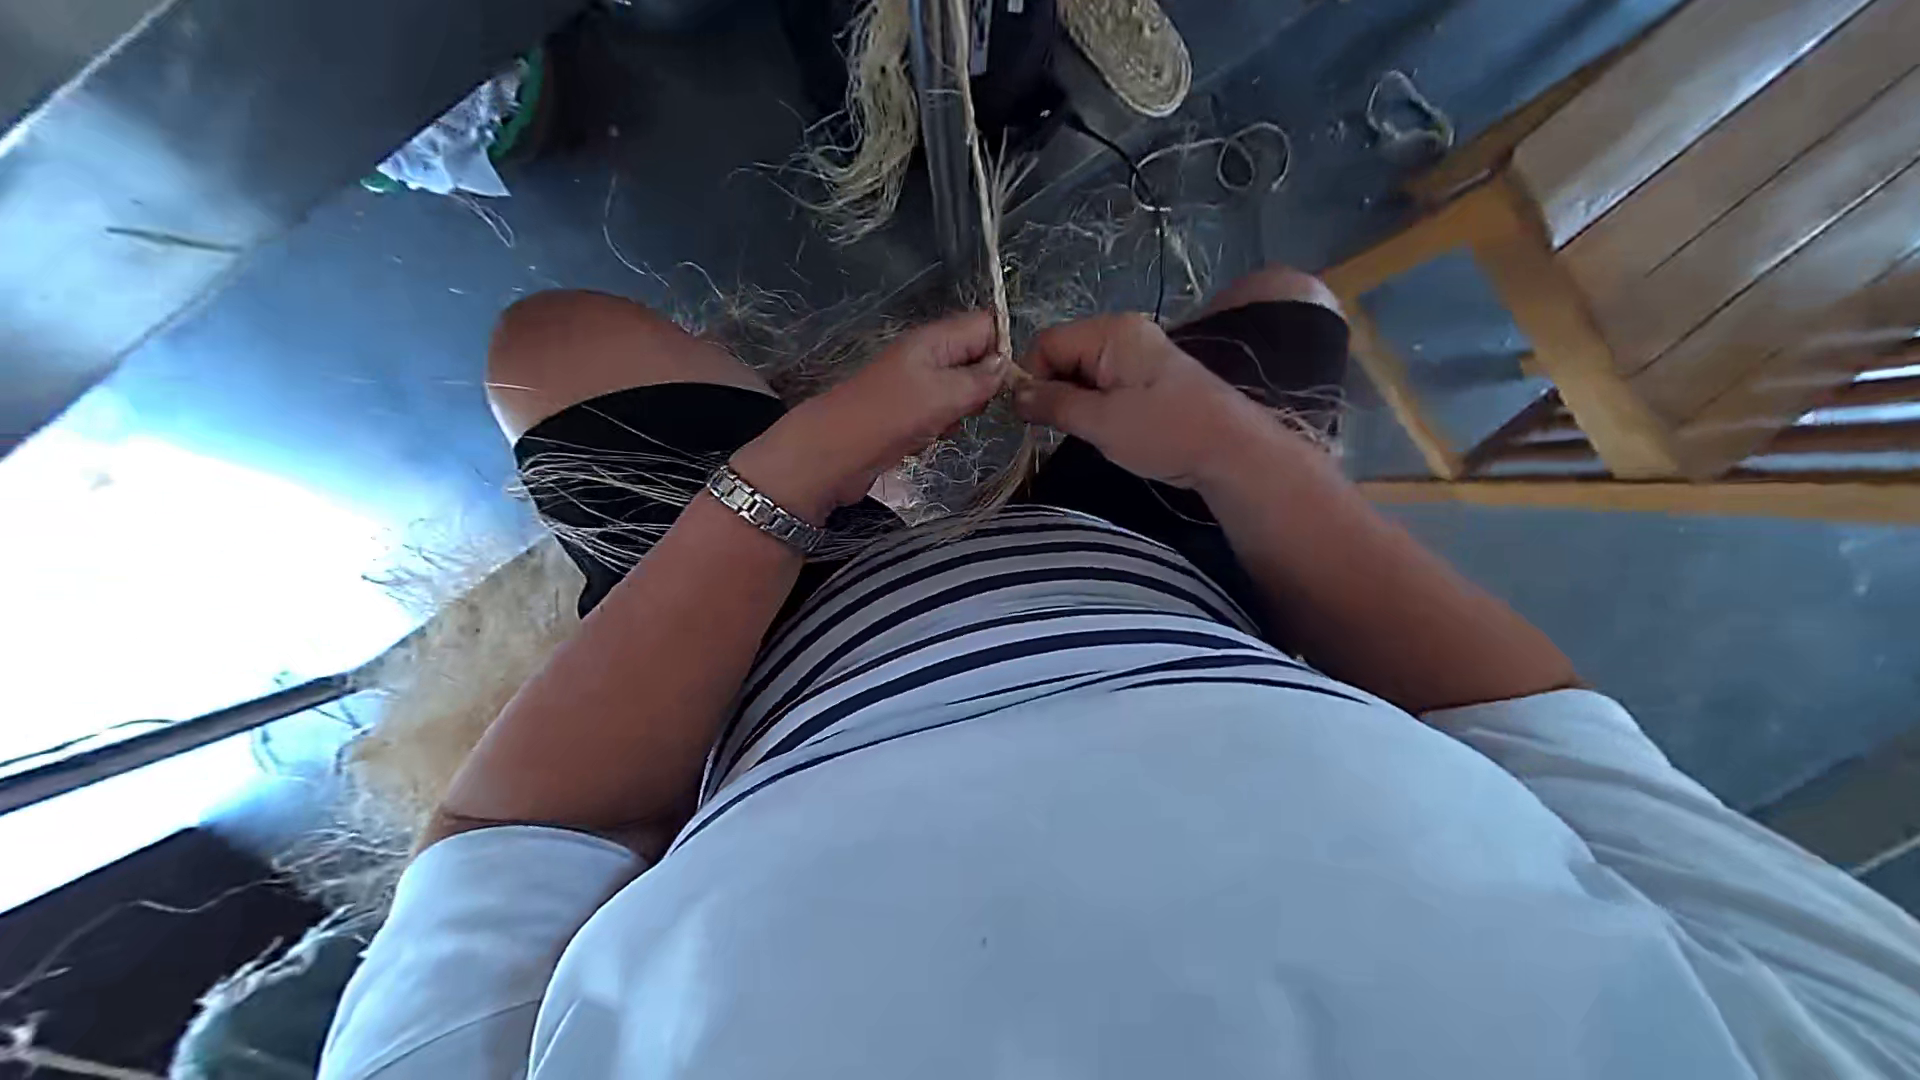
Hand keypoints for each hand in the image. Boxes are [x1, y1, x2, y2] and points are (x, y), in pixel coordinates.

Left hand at [732, 311, 1004, 521]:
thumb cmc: (888, 418)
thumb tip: (1006, 364)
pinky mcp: (906, 414)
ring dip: (961, 412)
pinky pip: (940, 415)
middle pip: (975, 360)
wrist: (832, 456)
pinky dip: (940, 428)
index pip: (985, 326)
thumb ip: (980, 378)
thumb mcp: (943, 395)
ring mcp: (914, 386)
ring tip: (943, 426)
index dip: (1003, 350)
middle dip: (982, 387)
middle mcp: (926, 356)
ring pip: (960, 391)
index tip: (1008, 383)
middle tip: (971, 409)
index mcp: (933, 339)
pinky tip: (927, 439)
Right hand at [1013, 313, 1268, 487]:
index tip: (1029, 416)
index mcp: (1111, 332)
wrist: (1232, 453)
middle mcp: (1122, 334)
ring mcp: (1137, 355)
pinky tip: (1104, 429)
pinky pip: (1102, 384)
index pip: (1046, 343)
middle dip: (1051, 390)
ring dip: (1072, 402)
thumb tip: (1014, 394)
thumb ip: (1052, 403)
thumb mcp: (1100, 421)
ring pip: (1081, 373)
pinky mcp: (1146, 379)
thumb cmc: (1165, 433)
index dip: (1030, 377)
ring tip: (1085, 431)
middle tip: (1057, 428)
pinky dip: (1092, 406)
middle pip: (1063, 355)